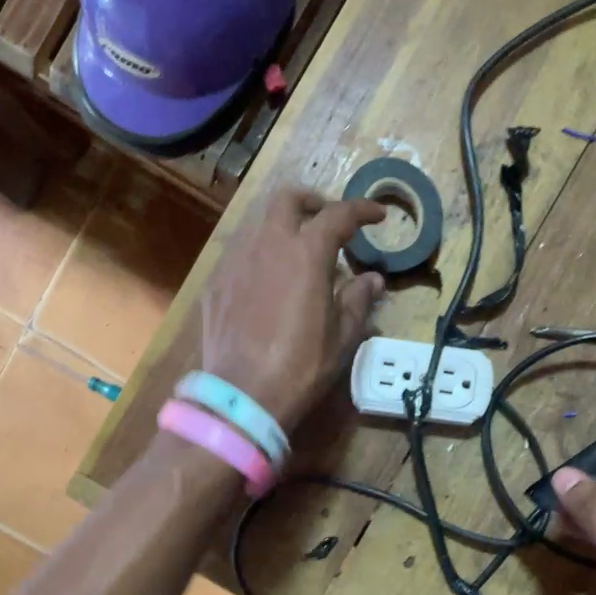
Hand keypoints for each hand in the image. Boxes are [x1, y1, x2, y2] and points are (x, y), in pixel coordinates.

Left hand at [198, 189, 386, 430]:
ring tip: (297, 252)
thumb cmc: (301, 367)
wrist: (243, 395)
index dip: (362, 210)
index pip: (338, 215)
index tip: (378, 216)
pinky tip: (268, 281)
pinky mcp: (217, 282)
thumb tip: (372, 280)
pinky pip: (241, 253)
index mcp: (306, 253)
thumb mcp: (341, 337)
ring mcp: (236, 260)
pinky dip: (260, 254)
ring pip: (259, 223)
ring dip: (283, 227)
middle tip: (329, 221)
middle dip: (313, 202)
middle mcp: (268, 243)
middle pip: (288, 199)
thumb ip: (358, 301)